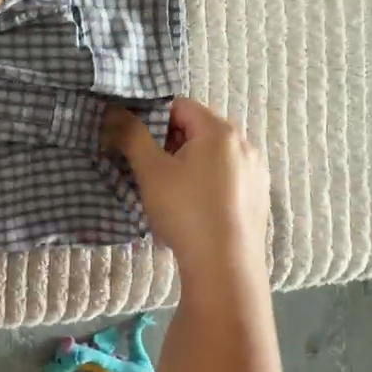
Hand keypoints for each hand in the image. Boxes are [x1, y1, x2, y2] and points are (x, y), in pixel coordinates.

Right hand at [104, 98, 271, 283]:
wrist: (224, 265)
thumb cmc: (185, 210)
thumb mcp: (151, 170)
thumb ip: (131, 135)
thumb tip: (113, 111)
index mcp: (220, 130)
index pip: (179, 105)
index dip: (151, 118)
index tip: (134, 141)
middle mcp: (244, 143)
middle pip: (197, 128)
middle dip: (169, 141)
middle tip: (147, 166)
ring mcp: (255, 171)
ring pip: (212, 153)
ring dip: (187, 161)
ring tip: (167, 188)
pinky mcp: (258, 195)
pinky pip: (226, 174)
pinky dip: (205, 179)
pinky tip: (192, 205)